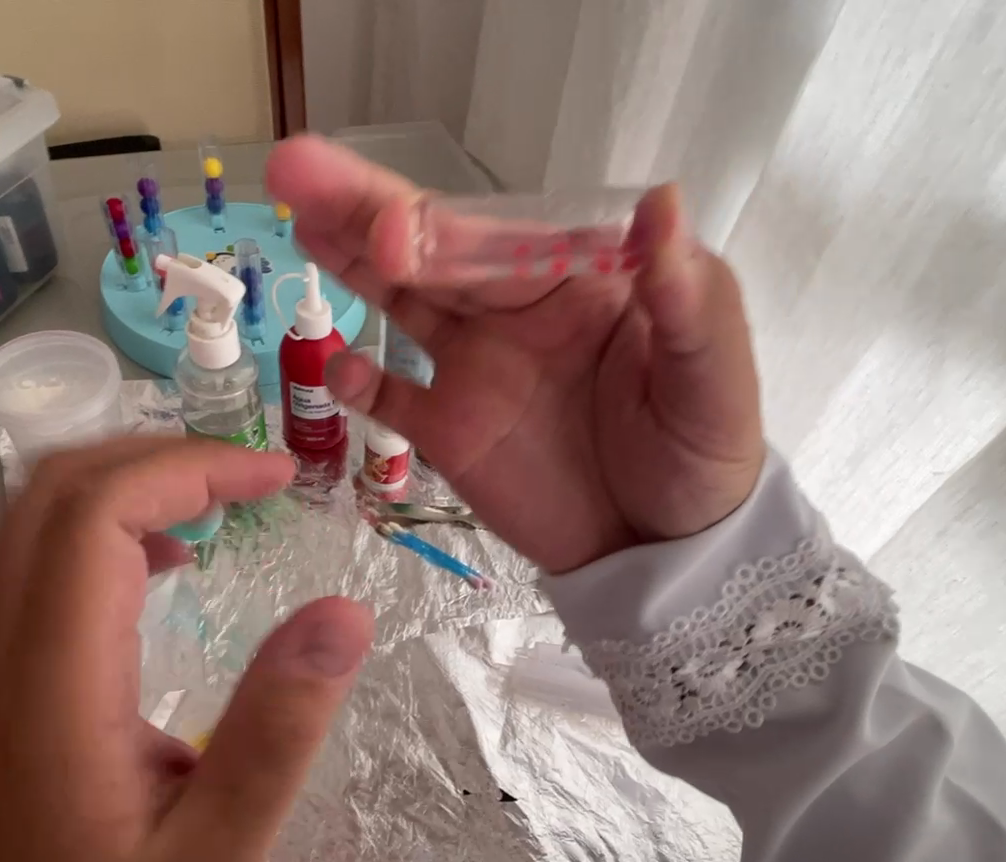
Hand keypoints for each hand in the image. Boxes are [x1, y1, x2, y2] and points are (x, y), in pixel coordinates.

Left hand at [0, 437, 375, 861]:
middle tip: (254, 477)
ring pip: (35, 512)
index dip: (187, 470)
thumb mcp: (220, 855)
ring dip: (131, 478)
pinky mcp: (0, 666)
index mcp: (57, 689)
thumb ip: (277, 734)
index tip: (275, 478)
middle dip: (163, 457)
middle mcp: (3, 651)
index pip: (94, 518)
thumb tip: (344, 613)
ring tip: (219, 498)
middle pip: (54, 491)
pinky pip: (38, 552)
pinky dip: (106, 521)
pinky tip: (166, 554)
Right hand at [266, 137, 767, 573]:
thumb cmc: (699, 452)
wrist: (663, 549)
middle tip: (293, 168)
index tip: (397, 232)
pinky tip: (336, 366)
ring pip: (403, 303)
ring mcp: (475, 370)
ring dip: (350, 264)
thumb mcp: (712, 374)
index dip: (445, 232)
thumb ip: (687, 296)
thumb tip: (661, 201)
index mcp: (577, 279)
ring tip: (297, 217)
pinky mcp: (450, 430)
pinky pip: (394, 401)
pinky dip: (361, 383)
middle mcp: (515, 311)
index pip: (501, 237)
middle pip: (433, 253)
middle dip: (366, 211)